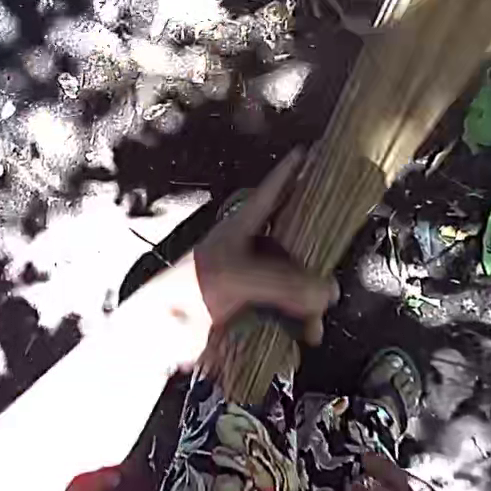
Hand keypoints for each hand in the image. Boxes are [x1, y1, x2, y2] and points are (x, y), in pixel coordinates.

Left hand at [131, 149, 338, 368]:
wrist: (158, 335)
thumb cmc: (189, 291)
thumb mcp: (238, 277)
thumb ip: (283, 282)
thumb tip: (326, 292)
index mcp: (242, 226)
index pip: (272, 191)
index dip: (291, 172)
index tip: (311, 152)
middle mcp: (250, 249)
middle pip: (294, 240)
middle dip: (317, 258)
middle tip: (332, 278)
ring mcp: (252, 279)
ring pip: (294, 281)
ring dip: (310, 304)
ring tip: (313, 328)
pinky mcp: (251, 308)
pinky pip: (286, 311)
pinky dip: (298, 324)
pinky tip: (304, 338)